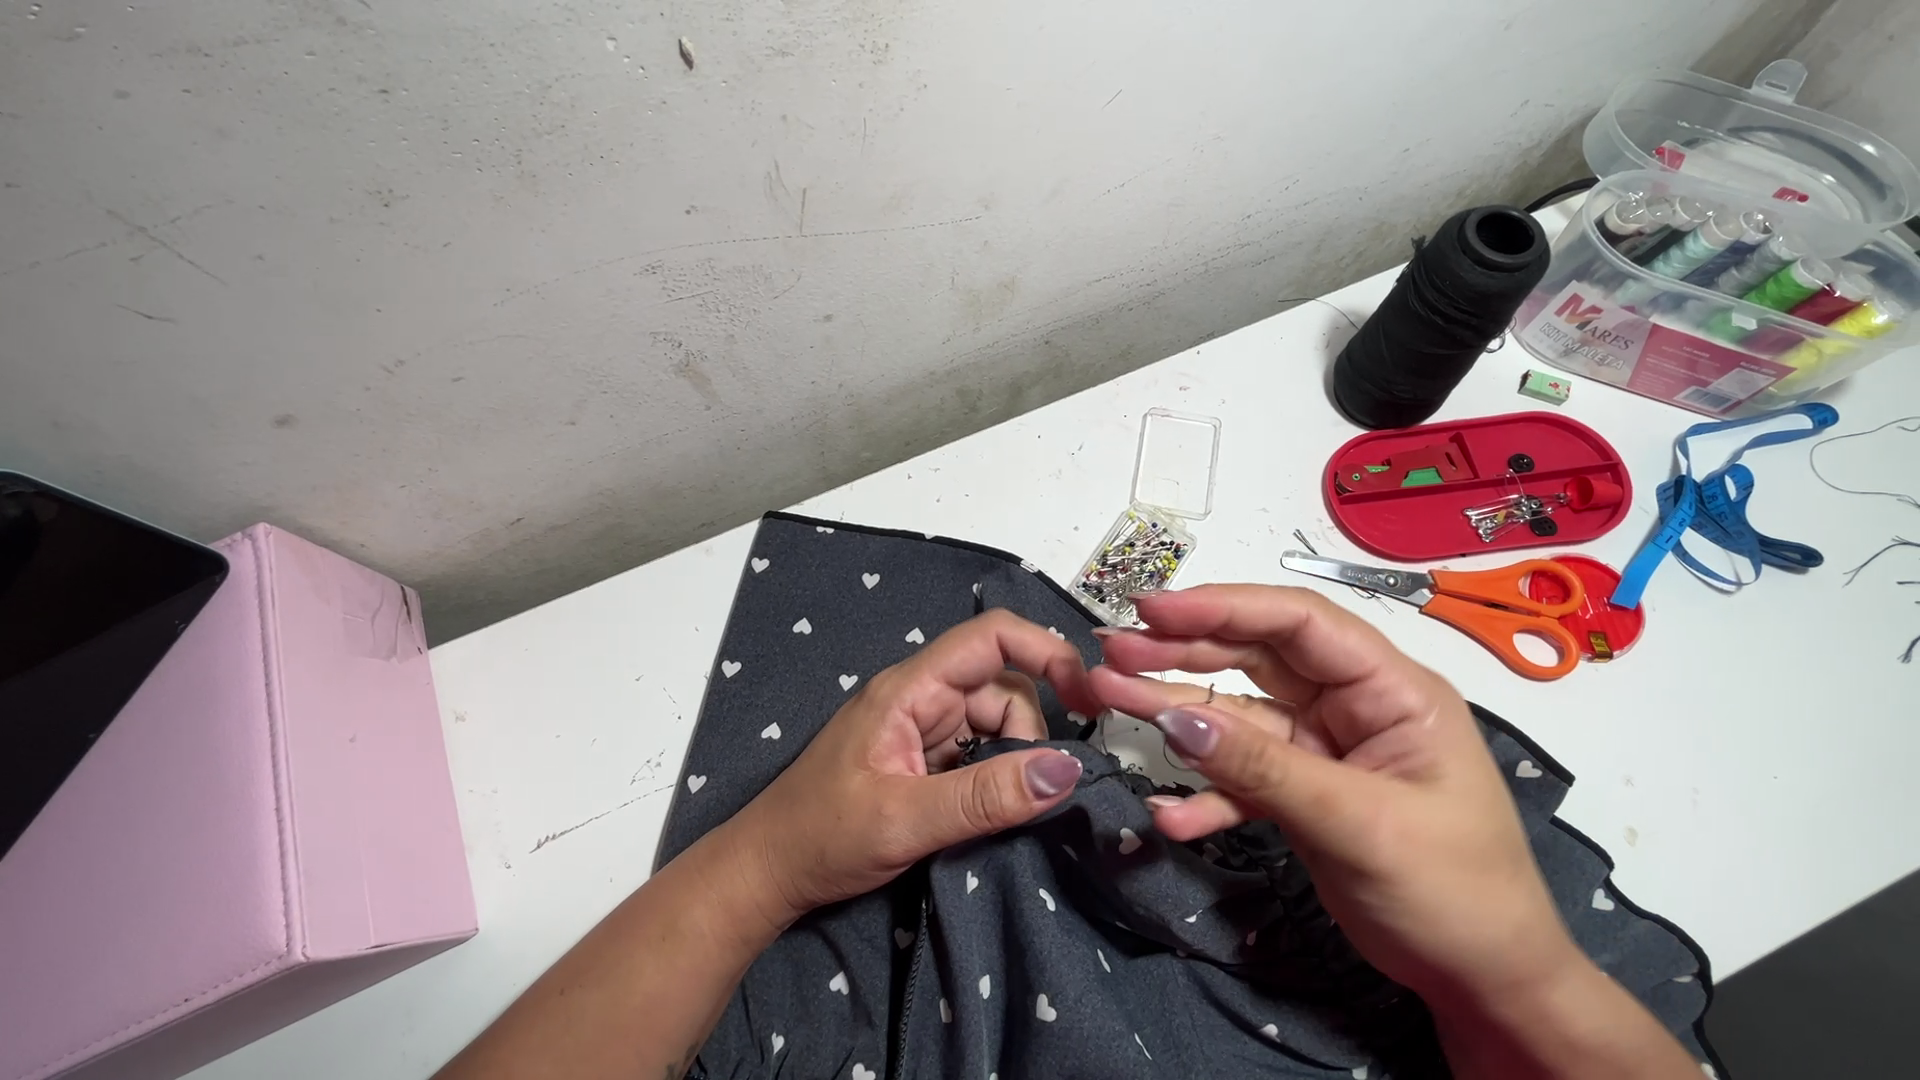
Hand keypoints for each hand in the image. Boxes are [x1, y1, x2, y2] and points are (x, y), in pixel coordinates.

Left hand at [724, 609, 1097, 928]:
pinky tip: (985, 812)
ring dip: (1012, 763)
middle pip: (1004, 688)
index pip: (990, 638)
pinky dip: (997, 778)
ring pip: (998, 725)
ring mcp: (925, 729)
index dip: (1045, 652)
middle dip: (1027, 736)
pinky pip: (981, 753)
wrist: (768, 872)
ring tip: (990, 813)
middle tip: (1021, 795)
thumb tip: (1067, 769)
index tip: (1089, 697)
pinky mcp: (926, 759)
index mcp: (910, 689)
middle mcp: (922, 698)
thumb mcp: (905, 820)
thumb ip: (985, 797)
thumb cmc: (821, 836)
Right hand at [1088, 585, 1580, 1006]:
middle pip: (1253, 658)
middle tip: (1112, 651)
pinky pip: (1239, 777)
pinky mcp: (1297, 790)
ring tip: (1108, 700)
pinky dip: (1204, 793)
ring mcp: (1319, 747)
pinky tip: (1170, 815)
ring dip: (1174, 714)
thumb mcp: (1358, 824)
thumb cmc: (1453, 892)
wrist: (1482, 983)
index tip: (1151, 611)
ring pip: (1234, 714)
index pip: (1297, 622)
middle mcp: (1348, 704)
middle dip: (1180, 654)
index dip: (1222, 607)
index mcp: (1388, 689)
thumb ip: (1263, 768)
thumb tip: (1174, 721)